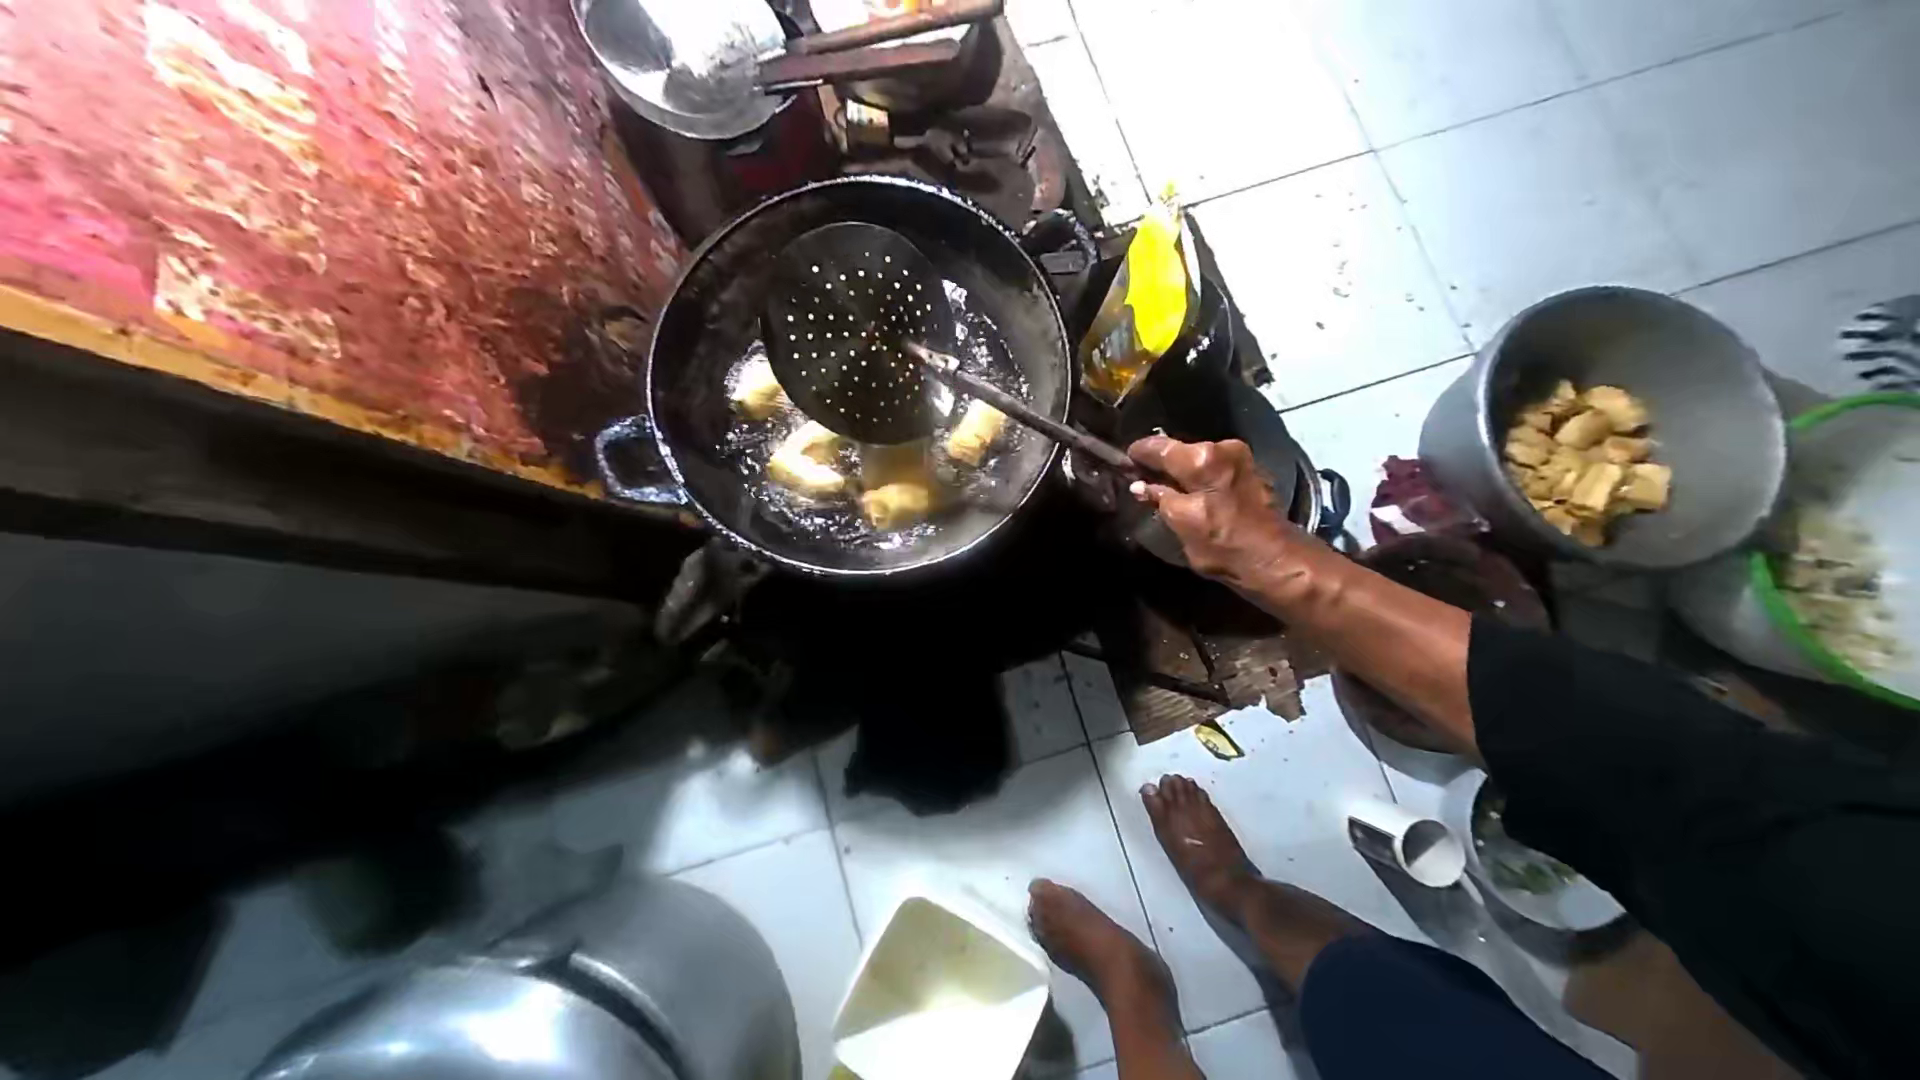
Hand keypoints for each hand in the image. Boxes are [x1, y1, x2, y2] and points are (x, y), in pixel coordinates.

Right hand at [1127, 436, 1306, 586]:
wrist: (1274, 561)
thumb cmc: (1222, 543)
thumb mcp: (1181, 522)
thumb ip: (1160, 498)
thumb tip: (1140, 486)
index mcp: (1202, 458)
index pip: (1159, 447)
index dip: (1139, 453)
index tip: (1124, 461)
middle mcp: (1223, 447)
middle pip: (1180, 450)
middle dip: (1160, 463)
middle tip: (1140, 477)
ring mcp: (1241, 458)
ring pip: (1197, 458)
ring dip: (1180, 470)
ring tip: (1163, 485)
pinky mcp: (1250, 471)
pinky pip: (1213, 467)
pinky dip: (1199, 476)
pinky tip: (1190, 491)